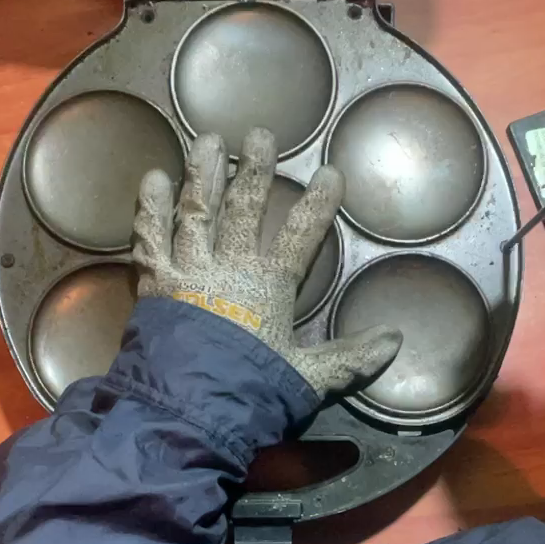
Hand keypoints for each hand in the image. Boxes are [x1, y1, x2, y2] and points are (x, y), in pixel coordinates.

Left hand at [134, 129, 400, 396]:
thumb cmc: (251, 389)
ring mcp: (189, 270)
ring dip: (202, 173)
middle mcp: (228, 267)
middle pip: (243, 208)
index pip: (301, 236)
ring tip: (208, 139)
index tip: (331, 173)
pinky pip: (150, 237)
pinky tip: (153, 177)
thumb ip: (350, 359)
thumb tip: (395, 340)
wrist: (189, 408)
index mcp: (268, 286)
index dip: (318, 204)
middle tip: (261, 135)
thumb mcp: (309, 379)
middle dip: (255, 170)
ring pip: (196, 210)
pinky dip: (150, 208)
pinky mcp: (155, 283)